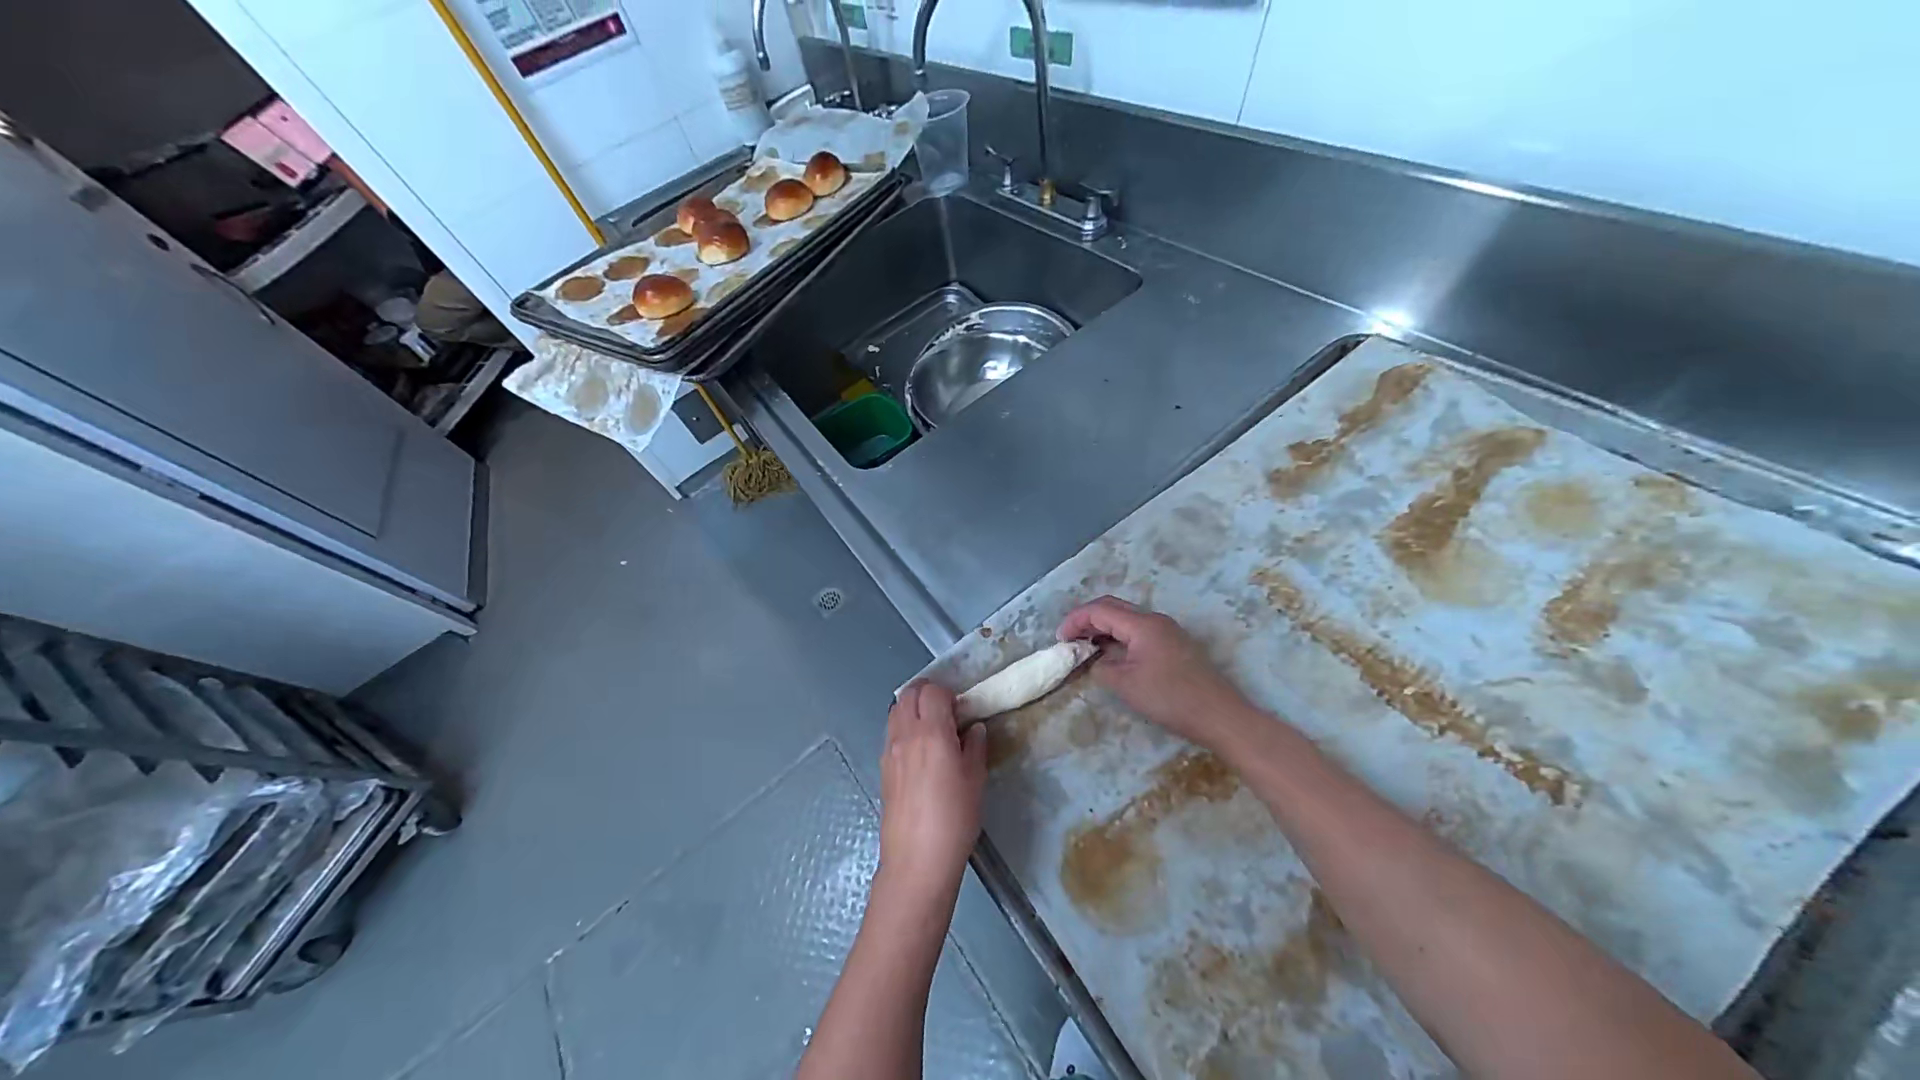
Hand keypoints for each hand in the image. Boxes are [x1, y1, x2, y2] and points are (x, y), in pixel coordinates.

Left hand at [879, 681, 986, 890]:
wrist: (916, 860)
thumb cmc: (954, 819)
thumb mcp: (975, 780)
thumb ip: (974, 747)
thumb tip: (973, 729)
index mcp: (930, 732)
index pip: (932, 691)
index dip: (949, 694)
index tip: (963, 709)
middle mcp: (904, 734)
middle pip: (909, 693)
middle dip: (928, 693)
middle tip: (948, 711)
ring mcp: (889, 750)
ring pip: (896, 710)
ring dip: (913, 708)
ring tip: (934, 729)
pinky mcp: (882, 767)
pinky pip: (891, 732)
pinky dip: (904, 727)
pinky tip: (921, 751)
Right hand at [1058, 596, 1257, 750]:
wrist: (1219, 715)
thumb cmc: (1170, 699)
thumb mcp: (1126, 685)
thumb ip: (1102, 667)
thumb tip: (1096, 660)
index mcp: (1142, 624)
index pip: (1100, 610)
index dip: (1075, 620)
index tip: (1059, 639)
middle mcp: (1155, 620)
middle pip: (1113, 608)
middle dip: (1087, 619)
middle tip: (1069, 639)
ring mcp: (1168, 631)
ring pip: (1127, 619)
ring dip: (1103, 628)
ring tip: (1085, 647)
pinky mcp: (1175, 645)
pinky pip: (1139, 631)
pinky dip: (1119, 637)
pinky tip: (1112, 655)